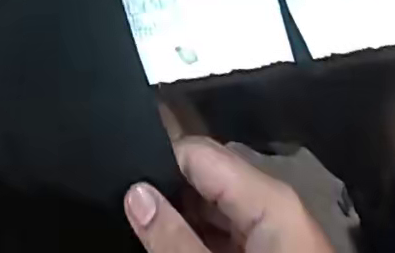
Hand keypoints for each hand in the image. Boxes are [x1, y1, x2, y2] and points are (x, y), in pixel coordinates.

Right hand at [124, 138, 333, 252]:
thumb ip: (174, 241)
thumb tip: (134, 192)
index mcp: (267, 199)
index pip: (198, 152)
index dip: (157, 161)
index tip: (119, 178)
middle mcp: (272, 204)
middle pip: (206, 177)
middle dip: (166, 192)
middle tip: (123, 209)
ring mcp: (276, 234)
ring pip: (214, 208)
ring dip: (181, 221)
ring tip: (141, 232)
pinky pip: (228, 236)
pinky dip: (200, 242)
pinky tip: (171, 250)